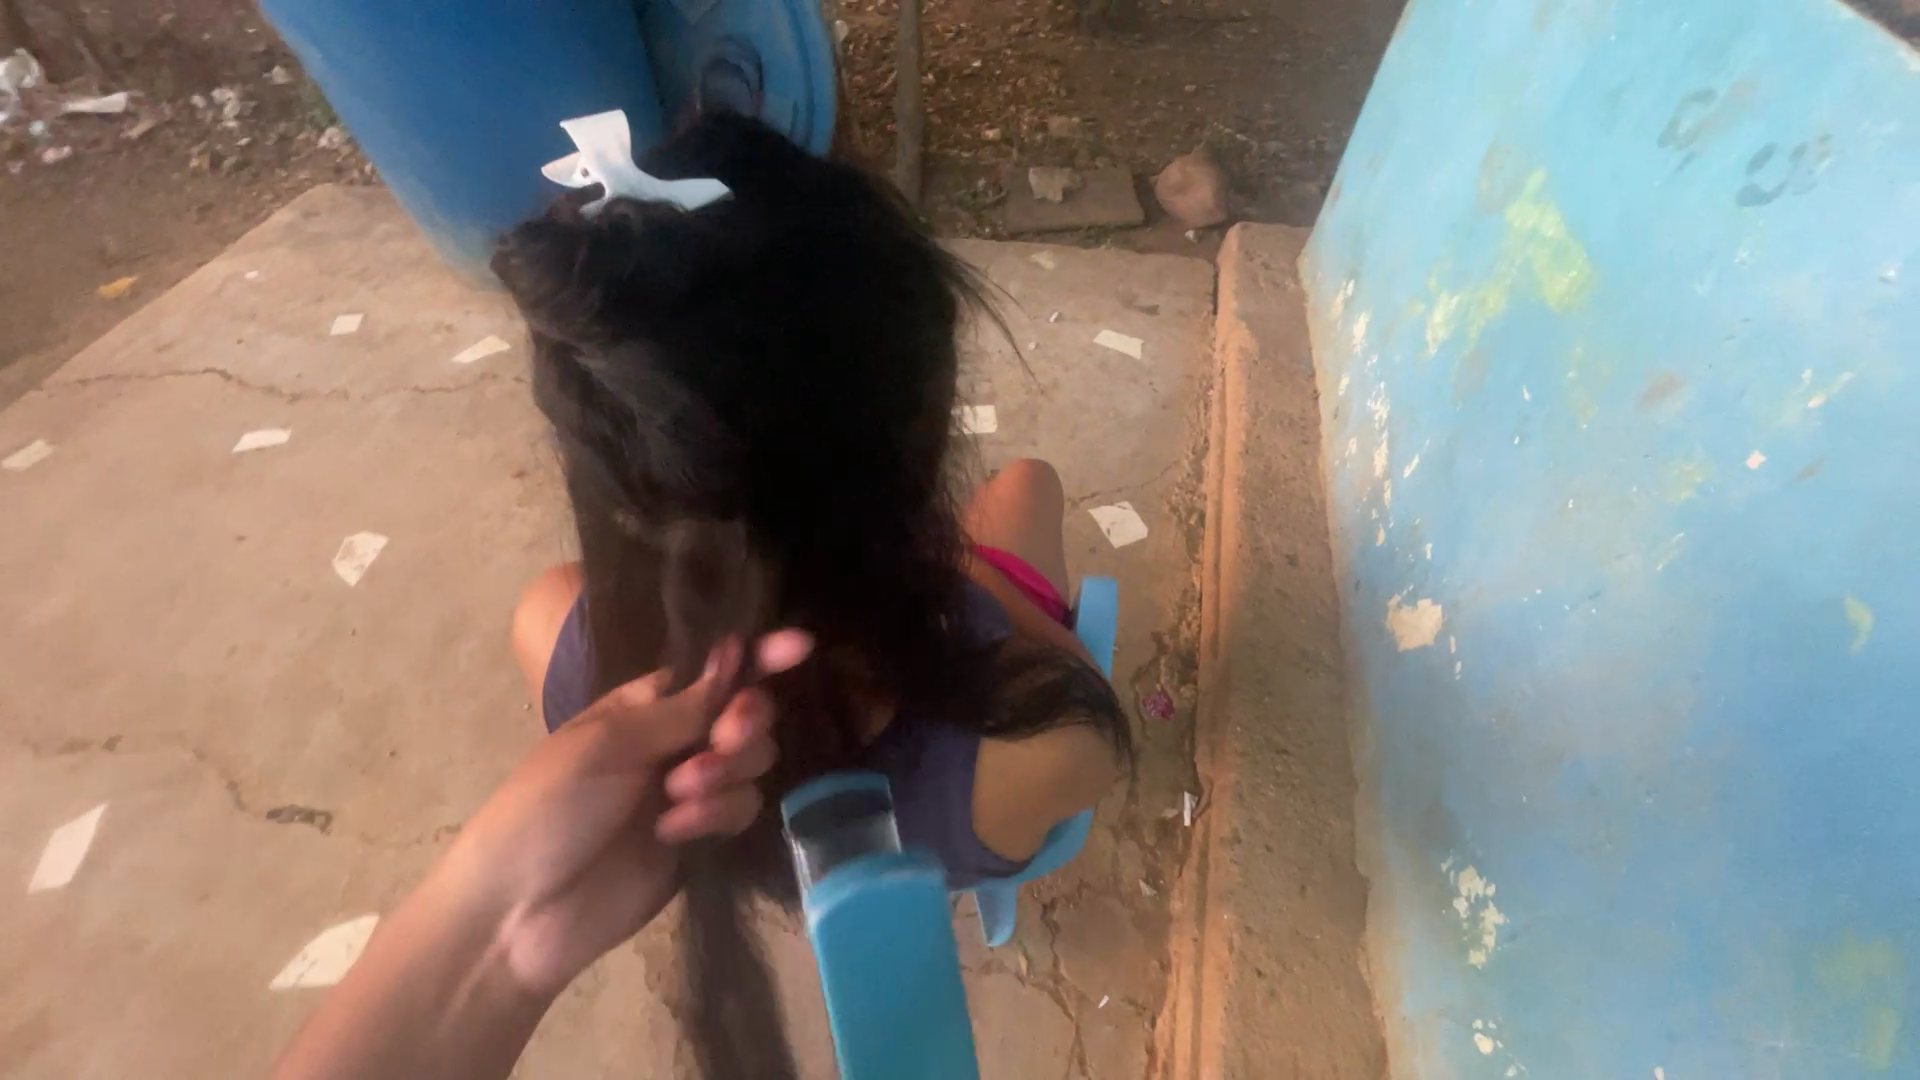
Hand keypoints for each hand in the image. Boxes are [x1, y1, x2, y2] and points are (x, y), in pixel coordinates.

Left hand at [436, 631, 811, 996]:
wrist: (517, 915)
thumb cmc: (546, 807)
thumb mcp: (606, 743)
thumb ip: (682, 706)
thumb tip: (733, 654)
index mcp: (647, 704)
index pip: (715, 668)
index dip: (759, 655)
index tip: (800, 647)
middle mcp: (677, 738)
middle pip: (746, 711)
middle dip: (744, 720)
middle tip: (725, 737)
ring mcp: (691, 788)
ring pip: (752, 760)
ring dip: (725, 772)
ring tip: (678, 795)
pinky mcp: (701, 835)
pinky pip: (741, 808)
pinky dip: (715, 814)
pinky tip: (675, 832)